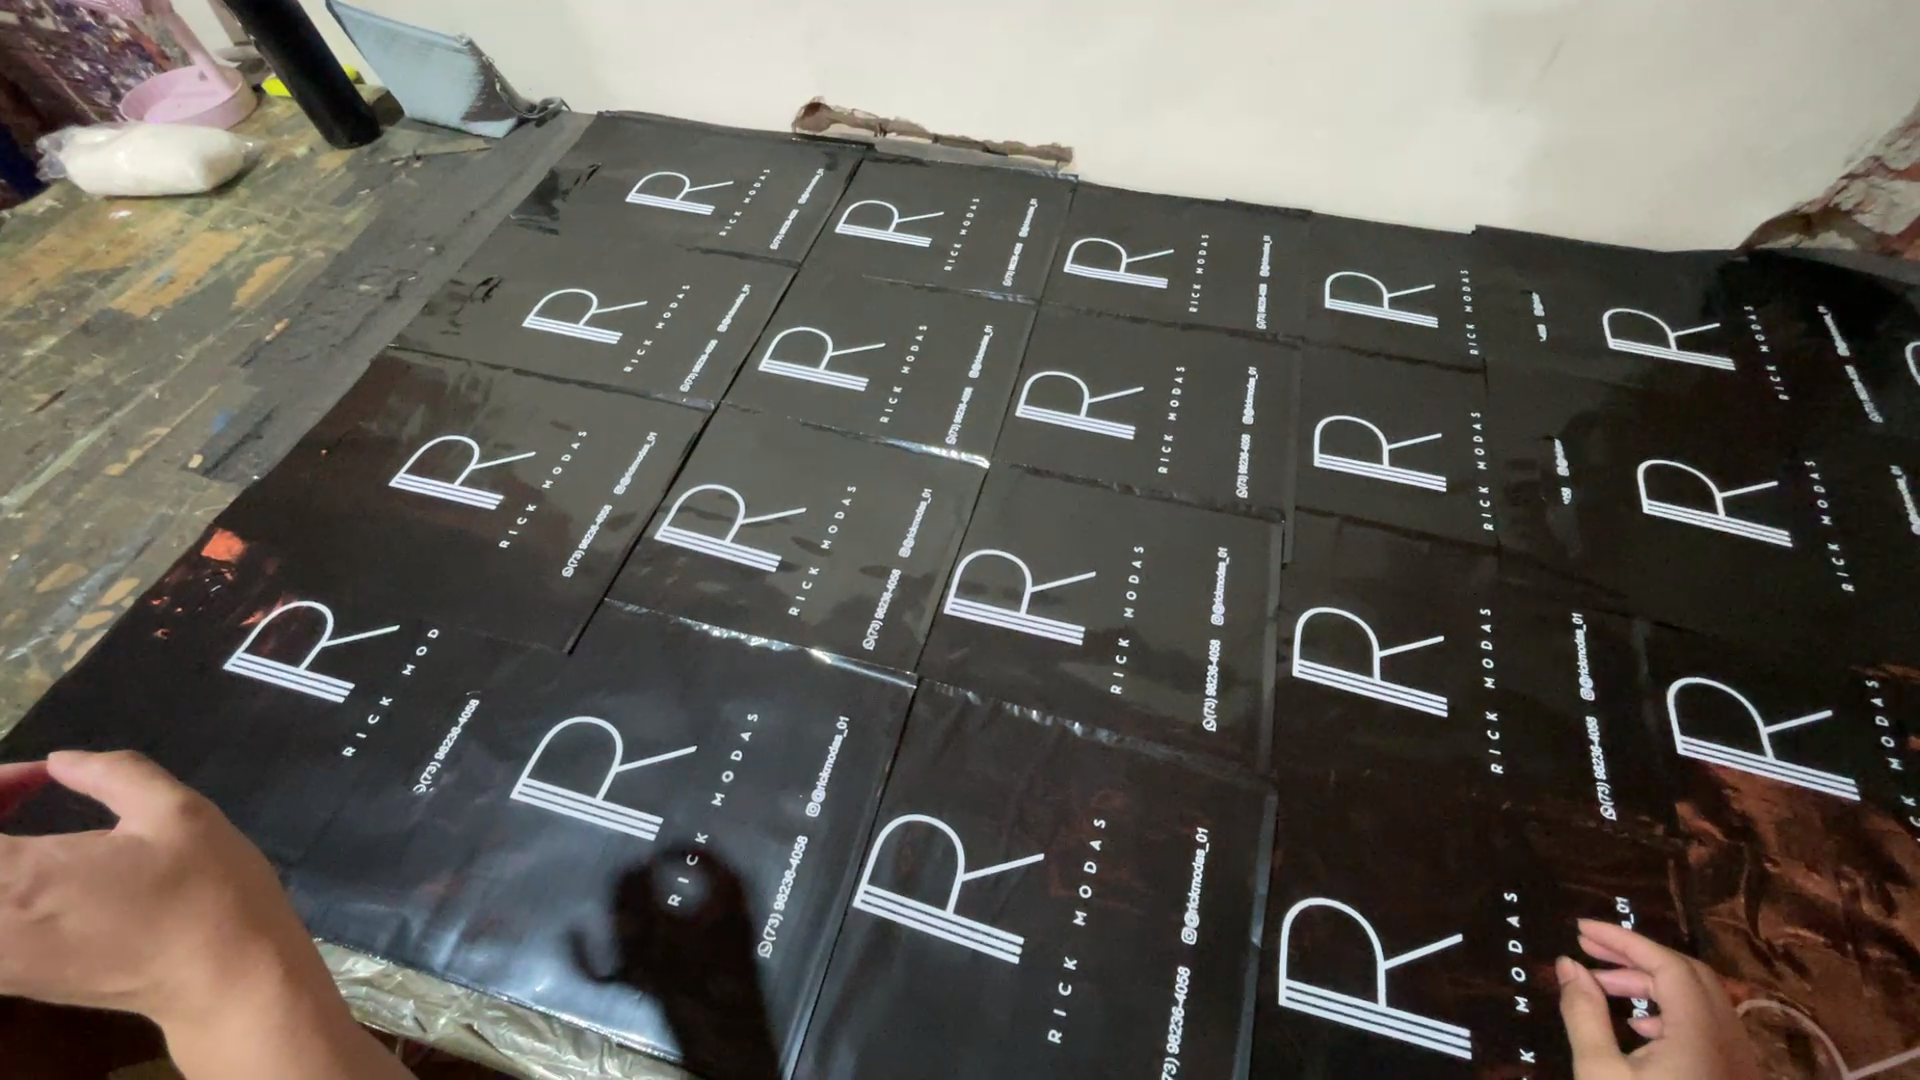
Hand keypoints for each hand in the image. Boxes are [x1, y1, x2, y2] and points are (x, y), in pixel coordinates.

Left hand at [0, 750, 412, 1079]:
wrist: (223, 970)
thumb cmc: (208, 885)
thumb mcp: (182, 812)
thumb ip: (117, 774)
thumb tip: (64, 761)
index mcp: (18, 873)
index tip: (42, 776)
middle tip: (29, 796)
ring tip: (32, 833)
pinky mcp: (5, 976)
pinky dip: (5, 888)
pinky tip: (42, 876)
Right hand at [1557, 918, 1759, 1079]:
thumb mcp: (1599, 1072)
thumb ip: (1582, 1012)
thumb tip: (1567, 963)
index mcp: (1701, 1039)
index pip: (1669, 966)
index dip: (1624, 939)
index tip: (1579, 928)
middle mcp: (1732, 1047)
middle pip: (1692, 977)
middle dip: (1637, 956)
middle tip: (1587, 947)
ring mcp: (1741, 1068)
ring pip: (1702, 1003)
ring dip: (1651, 984)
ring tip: (1602, 985)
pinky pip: (1708, 1028)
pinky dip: (1669, 1011)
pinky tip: (1637, 1026)